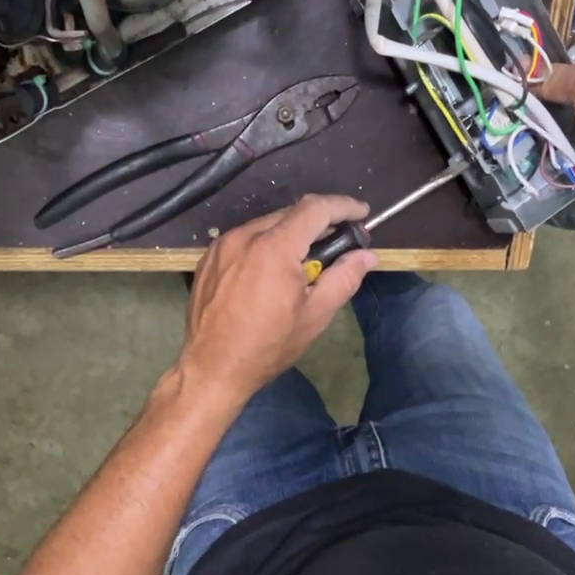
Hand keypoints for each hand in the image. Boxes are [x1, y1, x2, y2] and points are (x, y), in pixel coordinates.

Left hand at [176, 195, 376, 403]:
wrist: (212, 368)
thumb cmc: (268, 346)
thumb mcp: (315, 315)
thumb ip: (344, 278)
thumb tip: (366, 256)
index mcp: (274, 247)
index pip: (315, 209)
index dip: (343, 206)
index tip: (361, 213)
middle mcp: (244, 236)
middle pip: (290, 214)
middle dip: (319, 223)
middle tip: (339, 244)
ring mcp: (222, 246)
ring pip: (266, 226)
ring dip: (290, 236)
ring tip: (305, 262)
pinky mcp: (209, 259)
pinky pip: (244, 240)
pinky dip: (265, 246)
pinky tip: (272, 271)